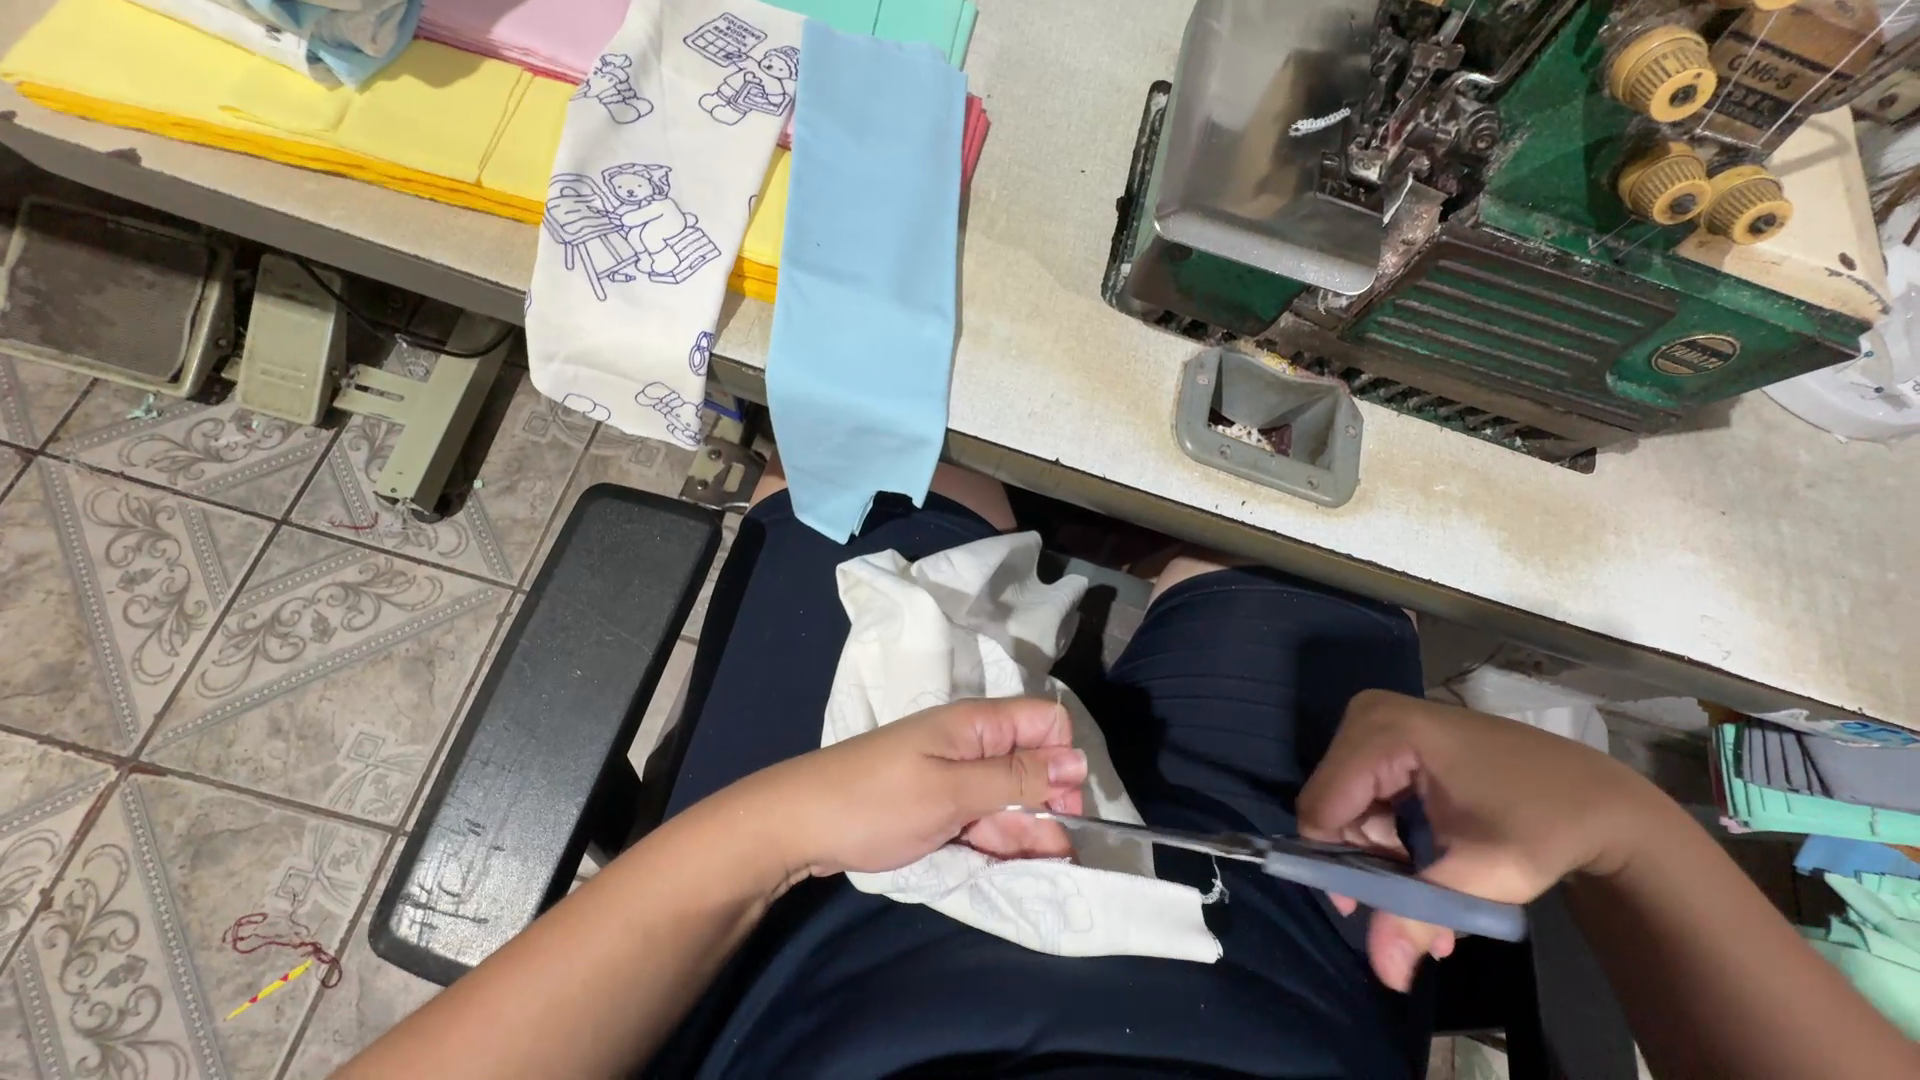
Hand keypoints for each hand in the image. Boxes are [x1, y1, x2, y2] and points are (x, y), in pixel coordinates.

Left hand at [732, 697, 1088, 879]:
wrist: (799, 825)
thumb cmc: (876, 801)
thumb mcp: (952, 791)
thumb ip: (1015, 778)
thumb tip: (1077, 761)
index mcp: (976, 724)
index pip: (1046, 722)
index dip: (1062, 759)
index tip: (1061, 803)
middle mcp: (971, 744)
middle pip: (1032, 765)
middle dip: (1048, 805)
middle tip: (1053, 849)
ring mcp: (954, 776)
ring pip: (1010, 797)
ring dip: (1026, 829)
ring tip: (1034, 862)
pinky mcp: (939, 804)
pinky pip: (983, 817)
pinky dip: (997, 838)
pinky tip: (1008, 860)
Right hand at [1298, 689, 1664, 990]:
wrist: (1601, 798)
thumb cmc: (1546, 826)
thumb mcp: (1487, 875)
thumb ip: (1422, 915)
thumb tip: (1384, 975)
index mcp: (1386, 732)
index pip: (1324, 805)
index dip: (1334, 863)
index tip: (1370, 912)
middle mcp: (1370, 715)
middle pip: (1333, 804)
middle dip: (1362, 863)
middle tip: (1408, 908)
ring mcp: (1379, 720)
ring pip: (1345, 804)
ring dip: (1376, 855)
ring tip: (1425, 896)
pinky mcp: (1390, 736)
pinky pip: (1363, 794)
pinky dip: (1386, 835)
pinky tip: (1423, 865)